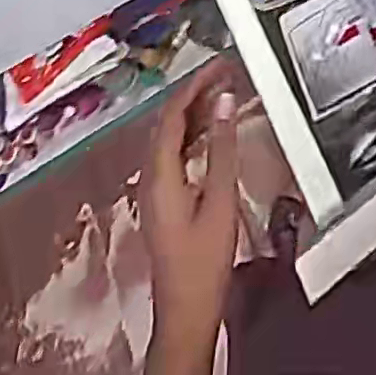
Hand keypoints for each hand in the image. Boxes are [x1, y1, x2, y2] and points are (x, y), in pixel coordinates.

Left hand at [142, 62, 239, 374]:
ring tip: (223, 93)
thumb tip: (224, 103)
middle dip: (195, 93)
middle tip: (223, 74)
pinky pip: (176, 151)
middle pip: (169, 121)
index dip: (194, 85)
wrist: (187, 309)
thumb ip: (222, 148)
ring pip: (172, 136)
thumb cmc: (203, 260)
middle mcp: (151, 174)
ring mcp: (156, 186)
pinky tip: (214, 131)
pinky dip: (195, 133)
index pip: (173, 113)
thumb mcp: (220, 199)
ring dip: (196, 112)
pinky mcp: (165, 197)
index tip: (218, 66)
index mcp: (159, 171)